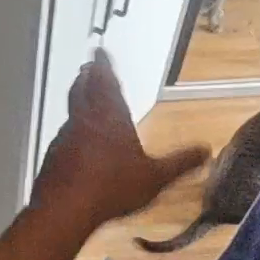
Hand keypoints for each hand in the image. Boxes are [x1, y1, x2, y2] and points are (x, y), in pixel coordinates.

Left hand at [30, 50, 209, 231]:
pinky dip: (71, 130)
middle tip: (88, 67)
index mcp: (111, 116)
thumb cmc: (113, 187)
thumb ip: (180, 163)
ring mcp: (65, 137)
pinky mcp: (52, 155)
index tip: (99, 51)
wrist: (65, 208)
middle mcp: (85, 119)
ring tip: (82, 96)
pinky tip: (75, 142)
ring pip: (72, 111)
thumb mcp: (154, 178)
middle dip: (87, 76)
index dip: (104, 65)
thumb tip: (207, 150)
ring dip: (77, 100)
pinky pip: (64, 135)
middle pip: (83, 89)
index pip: (106, 81)